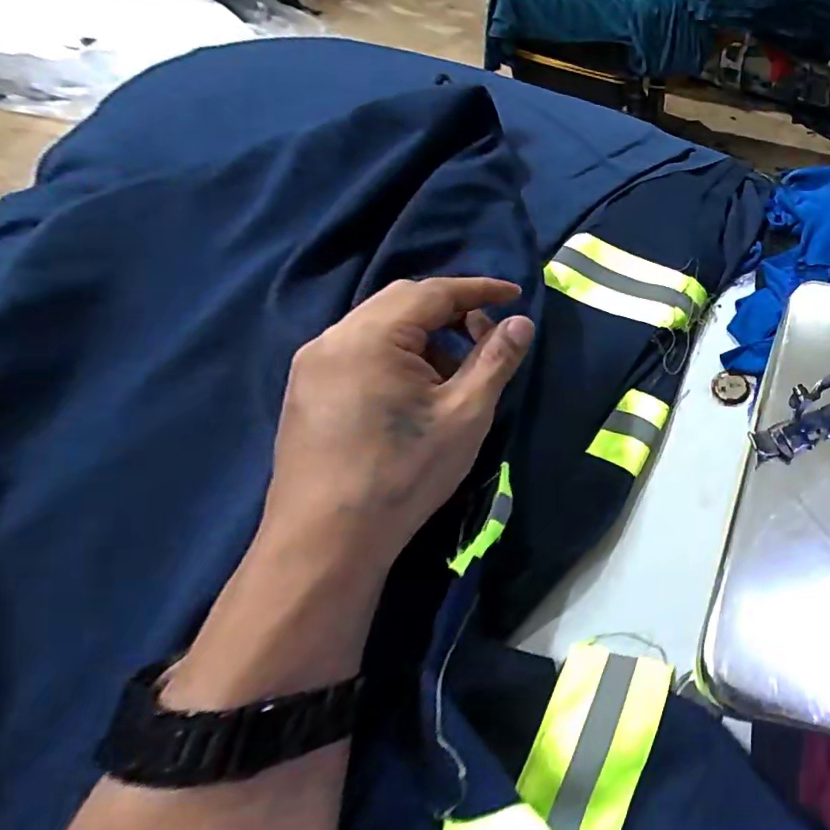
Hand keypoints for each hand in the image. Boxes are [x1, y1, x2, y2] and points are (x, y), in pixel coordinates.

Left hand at [261, 277, 533, 571]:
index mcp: (370, 337)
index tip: (516, 295)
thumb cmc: (404, 472)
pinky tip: (420, 390)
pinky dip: (399, 353)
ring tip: (458, 370)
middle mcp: (333, 339)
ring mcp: (313, 365)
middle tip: (490, 333)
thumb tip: (521, 322)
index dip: (479, 289)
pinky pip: (361, 350)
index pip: (432, 292)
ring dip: (426, 334)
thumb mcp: (466, 413)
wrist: (327, 540)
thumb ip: (496, 359)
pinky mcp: (307, 391)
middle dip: (452, 309)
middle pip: (402, 301)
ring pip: (380, 326)